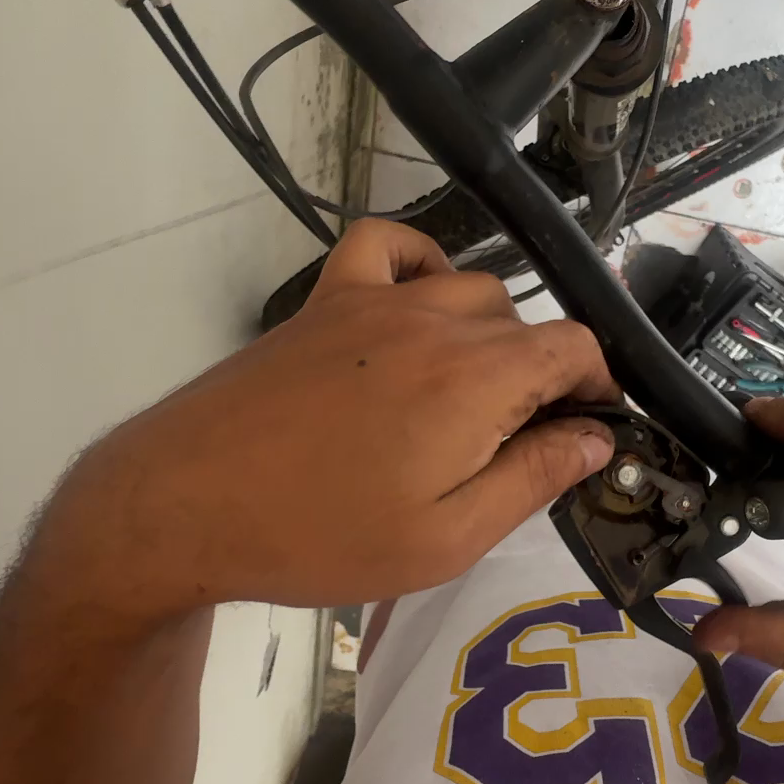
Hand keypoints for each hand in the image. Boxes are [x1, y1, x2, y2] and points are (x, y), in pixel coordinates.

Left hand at [18, 219, 619, 618]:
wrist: (185, 507)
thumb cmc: (322, 536)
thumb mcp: (449, 537)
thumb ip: (533, 479)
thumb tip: (595, 440)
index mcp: (475, 380)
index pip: (574, 348)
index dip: (597, 385)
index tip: (588, 425)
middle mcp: (435, 322)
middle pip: (526, 325)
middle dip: (543, 377)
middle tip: (519, 440)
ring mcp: (376, 301)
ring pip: (472, 288)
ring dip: (493, 334)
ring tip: (472, 393)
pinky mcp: (326, 300)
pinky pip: (388, 246)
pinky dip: (421, 264)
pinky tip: (421, 305)